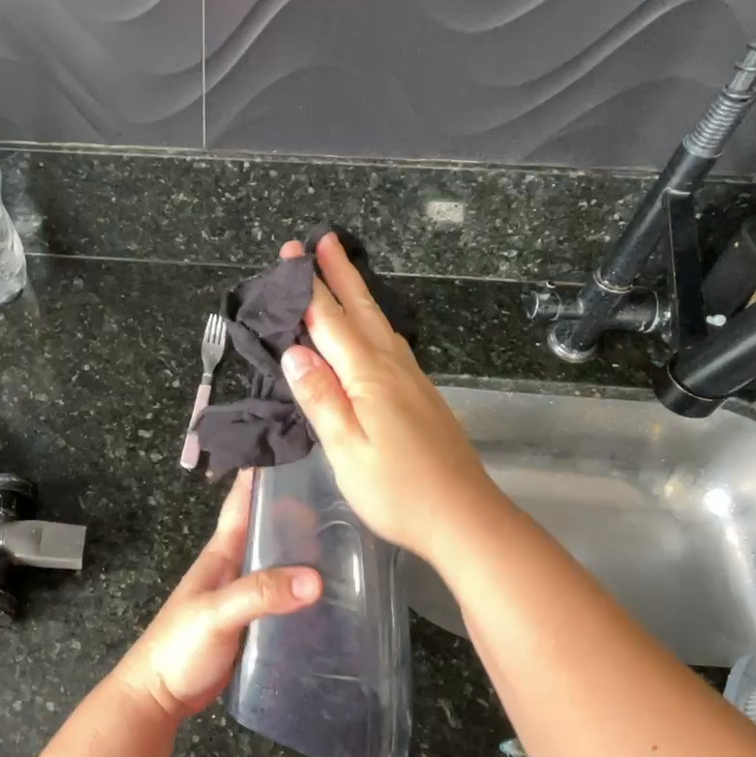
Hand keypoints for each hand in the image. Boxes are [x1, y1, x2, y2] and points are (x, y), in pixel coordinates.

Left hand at [111, 468, 321, 720]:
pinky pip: (282, 594)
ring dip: (302, 547)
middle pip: (267, 528)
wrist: (159, 697)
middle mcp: (233, 567)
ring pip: (277, 560)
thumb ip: (260, 594)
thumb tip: (316, 577)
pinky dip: (302, 586)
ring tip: (347, 536)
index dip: (264, 473)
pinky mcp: (253, 624)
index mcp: (220, 554)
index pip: (242, 502)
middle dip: (296, 506)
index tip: (297, 447)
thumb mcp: (218, 614)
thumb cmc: (178, 647)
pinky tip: (329, 590)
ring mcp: (242, 596)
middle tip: (343, 492)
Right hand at [279, 234, 500, 560]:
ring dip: (357, 293)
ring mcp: (412, 381)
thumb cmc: (398, 490)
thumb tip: (295, 352)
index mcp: (369, 377)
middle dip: (339, 274)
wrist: (464, 517)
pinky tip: (370, 329)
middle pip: (361, 311)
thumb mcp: (347, 450)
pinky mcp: (420, 397)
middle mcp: (393, 368)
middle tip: (321, 239)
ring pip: (379, 324)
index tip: (291, 253)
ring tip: (342, 269)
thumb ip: (321, 398)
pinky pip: (389, 344)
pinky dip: (372, 322)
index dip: (308, 288)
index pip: (331, 322)